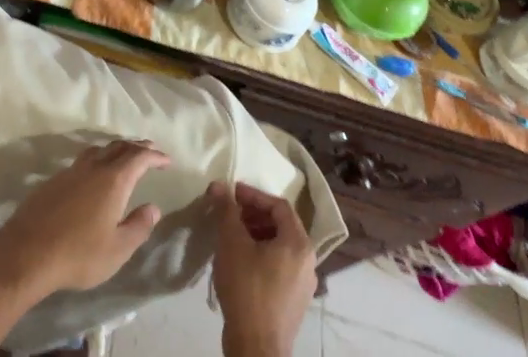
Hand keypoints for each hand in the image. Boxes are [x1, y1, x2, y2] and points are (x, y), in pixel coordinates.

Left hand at [0, 139, 171, 298]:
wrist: (28, 252)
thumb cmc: (80, 254)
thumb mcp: (118, 248)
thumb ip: (138, 226)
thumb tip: (153, 208)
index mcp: (112, 181)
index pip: (137, 158)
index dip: (154, 156)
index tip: (166, 160)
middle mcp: (91, 169)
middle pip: (116, 148)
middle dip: (136, 146)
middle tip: (150, 149)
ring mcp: (68, 173)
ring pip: (96, 151)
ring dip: (114, 149)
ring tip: (124, 156)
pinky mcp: (52, 182)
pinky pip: (81, 161)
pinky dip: (96, 159)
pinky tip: (94, 174)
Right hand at [208, 182, 316, 356]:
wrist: (257, 344)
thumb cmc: (246, 287)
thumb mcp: (232, 242)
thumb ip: (227, 210)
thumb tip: (220, 185)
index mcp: (298, 244)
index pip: (279, 206)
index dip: (253, 195)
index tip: (230, 193)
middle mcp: (308, 261)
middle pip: (282, 226)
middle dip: (253, 214)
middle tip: (228, 213)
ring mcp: (303, 284)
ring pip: (280, 247)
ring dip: (255, 234)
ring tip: (230, 236)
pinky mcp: (294, 300)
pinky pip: (279, 266)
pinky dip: (261, 254)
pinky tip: (239, 262)